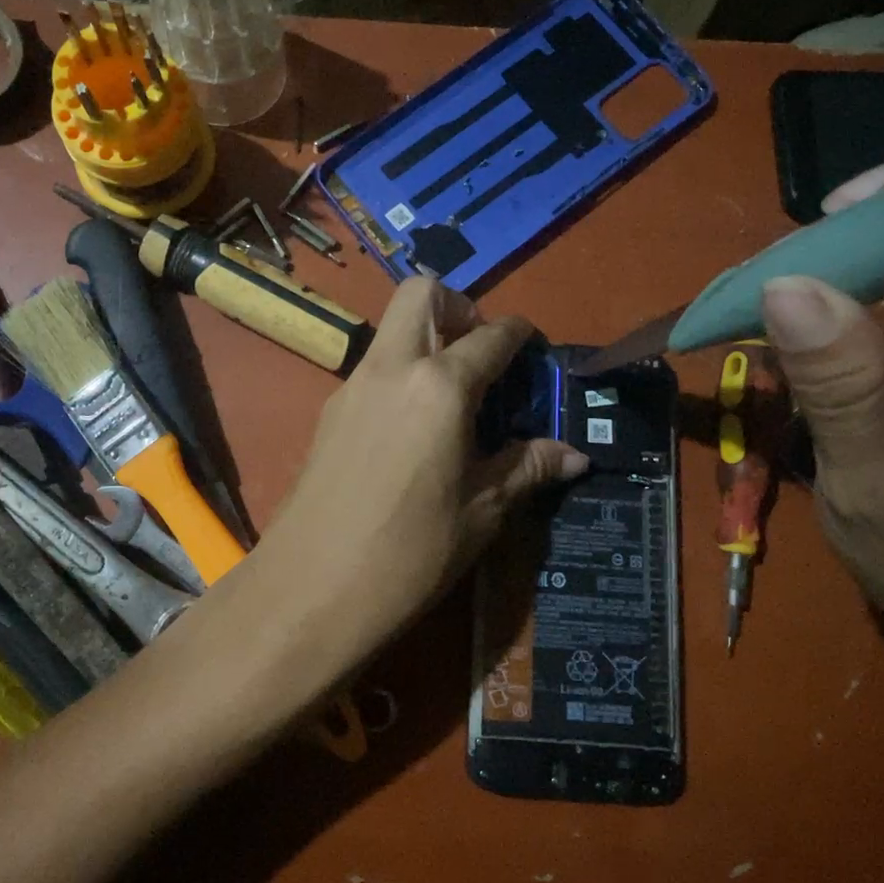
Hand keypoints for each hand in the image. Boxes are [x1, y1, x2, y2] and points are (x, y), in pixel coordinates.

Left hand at [255, 278, 587, 646]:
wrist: (309, 589)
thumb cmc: (409, 554)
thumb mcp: (481, 513)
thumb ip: (525, 469)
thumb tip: (574, 455)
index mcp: (438, 386)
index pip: (490, 335)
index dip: (520, 335)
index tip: (536, 348)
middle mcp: (391, 368)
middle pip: (422, 293)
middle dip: (461, 307)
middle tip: (483, 357)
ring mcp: (352, 387)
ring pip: (391, 328)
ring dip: (427, 338)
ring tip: (457, 398)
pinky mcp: (329, 414)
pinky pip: (373, 368)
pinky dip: (402, 373)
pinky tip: (418, 430)